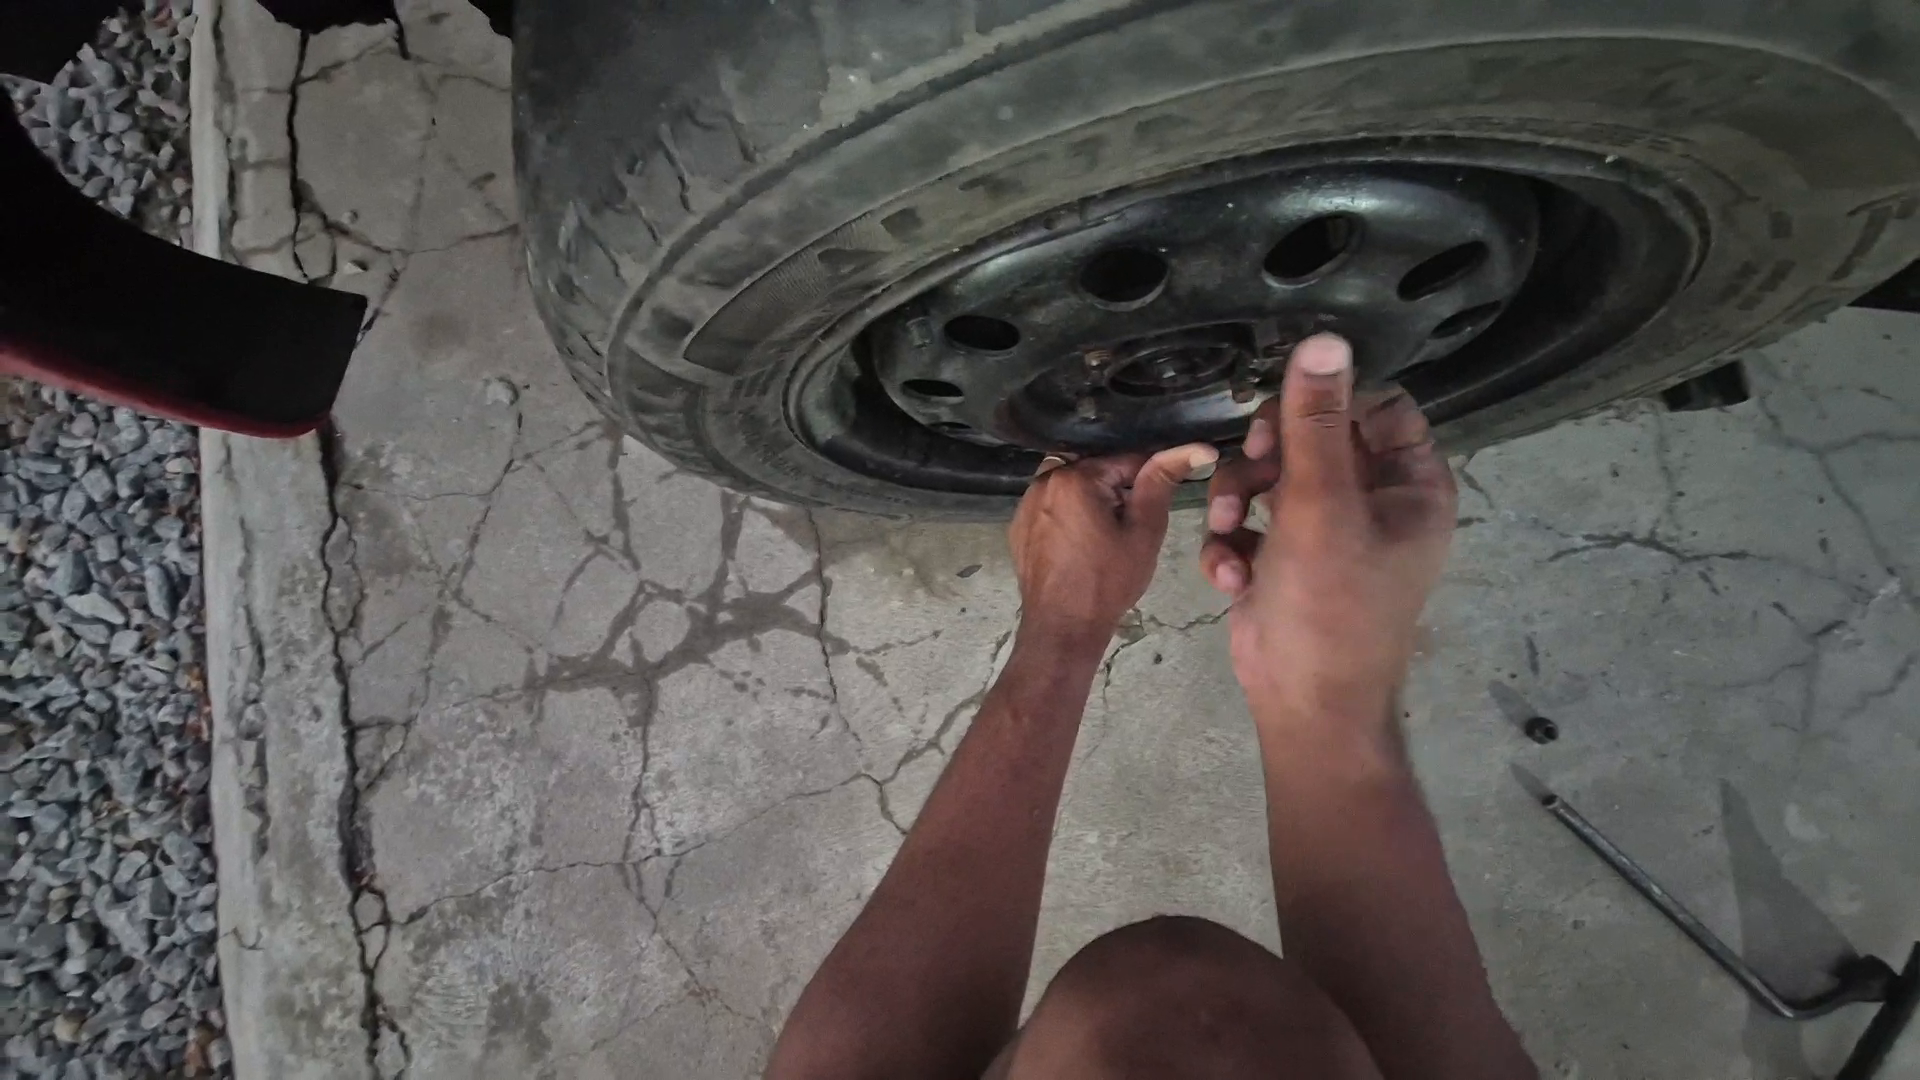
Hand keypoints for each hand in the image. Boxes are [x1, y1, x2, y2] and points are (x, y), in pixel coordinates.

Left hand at [1009, 444, 1219, 641]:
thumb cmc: (1108, 581)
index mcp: (1074, 477)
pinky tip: (1080, 542)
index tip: (1157, 503)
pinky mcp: (1018, 526)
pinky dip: (1067, 513)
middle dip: (1116, 488)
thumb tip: (1195, 449)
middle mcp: (1043, 481)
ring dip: (1090, 498)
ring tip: (1105, 534)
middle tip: (1129, 524)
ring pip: (1070, 485)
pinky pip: (1049, 506)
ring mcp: (1025, 504)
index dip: (1148, 479)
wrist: (1062, 626)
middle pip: (1094, 469)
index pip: (1125, 459)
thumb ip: (1161, 482)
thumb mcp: (1144, 531)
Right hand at [1200, 334, 1456, 723]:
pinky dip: (1231, 546)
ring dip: (1236, 503)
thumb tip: (1323, 341)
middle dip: (1268, 457)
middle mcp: (1369, 504)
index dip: (1331, 403)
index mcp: (1409, 486)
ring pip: (1269, 482)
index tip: (1285, 418)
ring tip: (1226, 535)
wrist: (1302, 700)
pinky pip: (1249, 527)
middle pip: (1312, 440)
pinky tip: (1227, 577)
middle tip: (1250, 468)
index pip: (1380, 408)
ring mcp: (1322, 534)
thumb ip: (1315, 424)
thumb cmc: (1330, 605)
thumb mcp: (1320, 506)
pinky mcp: (1280, 561)